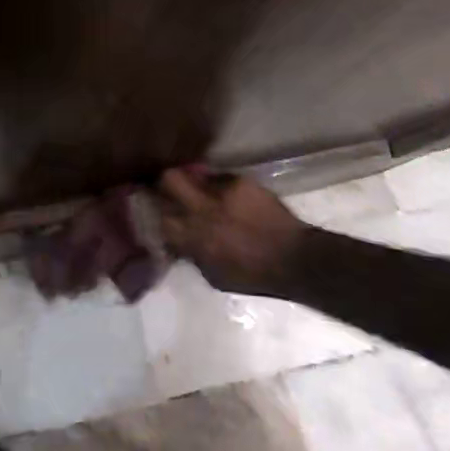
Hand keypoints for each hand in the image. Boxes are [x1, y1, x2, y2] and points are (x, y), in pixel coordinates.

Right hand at [153, 166, 310, 296]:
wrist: (293, 258)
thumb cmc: (253, 276)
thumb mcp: (215, 277)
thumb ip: (193, 256)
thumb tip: (180, 243)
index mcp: (195, 238)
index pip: (161, 217)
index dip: (155, 213)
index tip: (156, 213)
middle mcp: (205, 210)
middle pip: (170, 179)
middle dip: (165, 183)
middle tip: (168, 190)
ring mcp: (224, 192)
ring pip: (195, 174)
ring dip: (193, 183)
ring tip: (199, 191)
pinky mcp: (242, 182)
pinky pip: (220, 178)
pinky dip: (219, 186)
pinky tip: (228, 196)